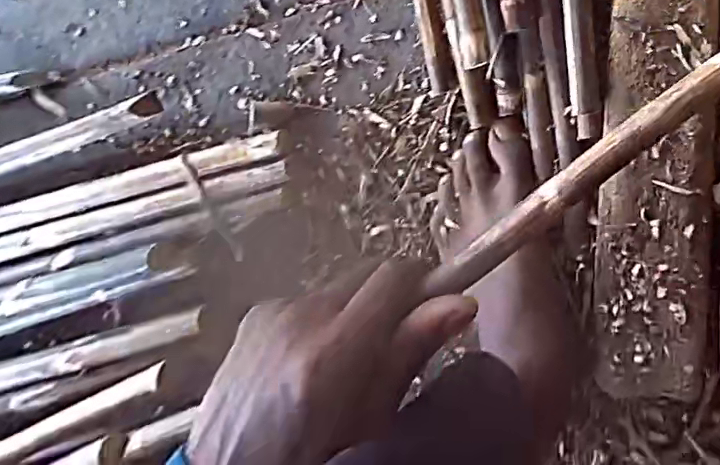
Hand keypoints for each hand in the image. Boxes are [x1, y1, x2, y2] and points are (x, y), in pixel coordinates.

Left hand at [188, 260, 475, 464]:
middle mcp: (303, 315)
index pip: (394, 274)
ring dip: (353, 309)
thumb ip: (411, 351)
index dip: (420, 280)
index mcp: (334, 350)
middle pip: (368, 273)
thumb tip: (461, 304)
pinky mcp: (258, 309)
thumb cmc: (309, 457)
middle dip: (389, 296)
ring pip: (339, 286)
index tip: (434, 300)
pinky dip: (319, 319)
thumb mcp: (371, 417)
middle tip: (393, 338)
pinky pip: (306, 299)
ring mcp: (276, 308)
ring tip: (343, 360)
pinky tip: (307, 360)